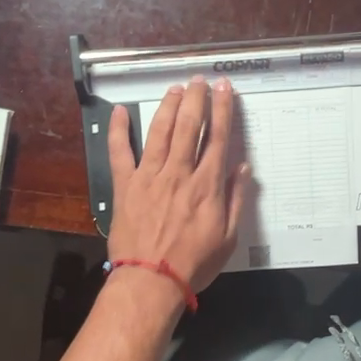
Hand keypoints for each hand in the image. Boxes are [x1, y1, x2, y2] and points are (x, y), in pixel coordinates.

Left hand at [107, 76, 251, 298]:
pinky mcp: (125, 186)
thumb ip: (236, 199)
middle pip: (189, 126)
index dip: (223, 109)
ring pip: (160, 131)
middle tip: (200, 80)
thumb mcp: (228, 237)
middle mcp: (179, 172)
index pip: (218, 137)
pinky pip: (120, 152)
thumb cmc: (194, 264)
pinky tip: (118, 111)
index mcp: (207, 184)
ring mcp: (149, 176)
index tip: (225, 88)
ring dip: (168, 106)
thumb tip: (242, 167)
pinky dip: (118, 130)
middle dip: (197, 98)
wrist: (151, 280)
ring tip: (175, 89)